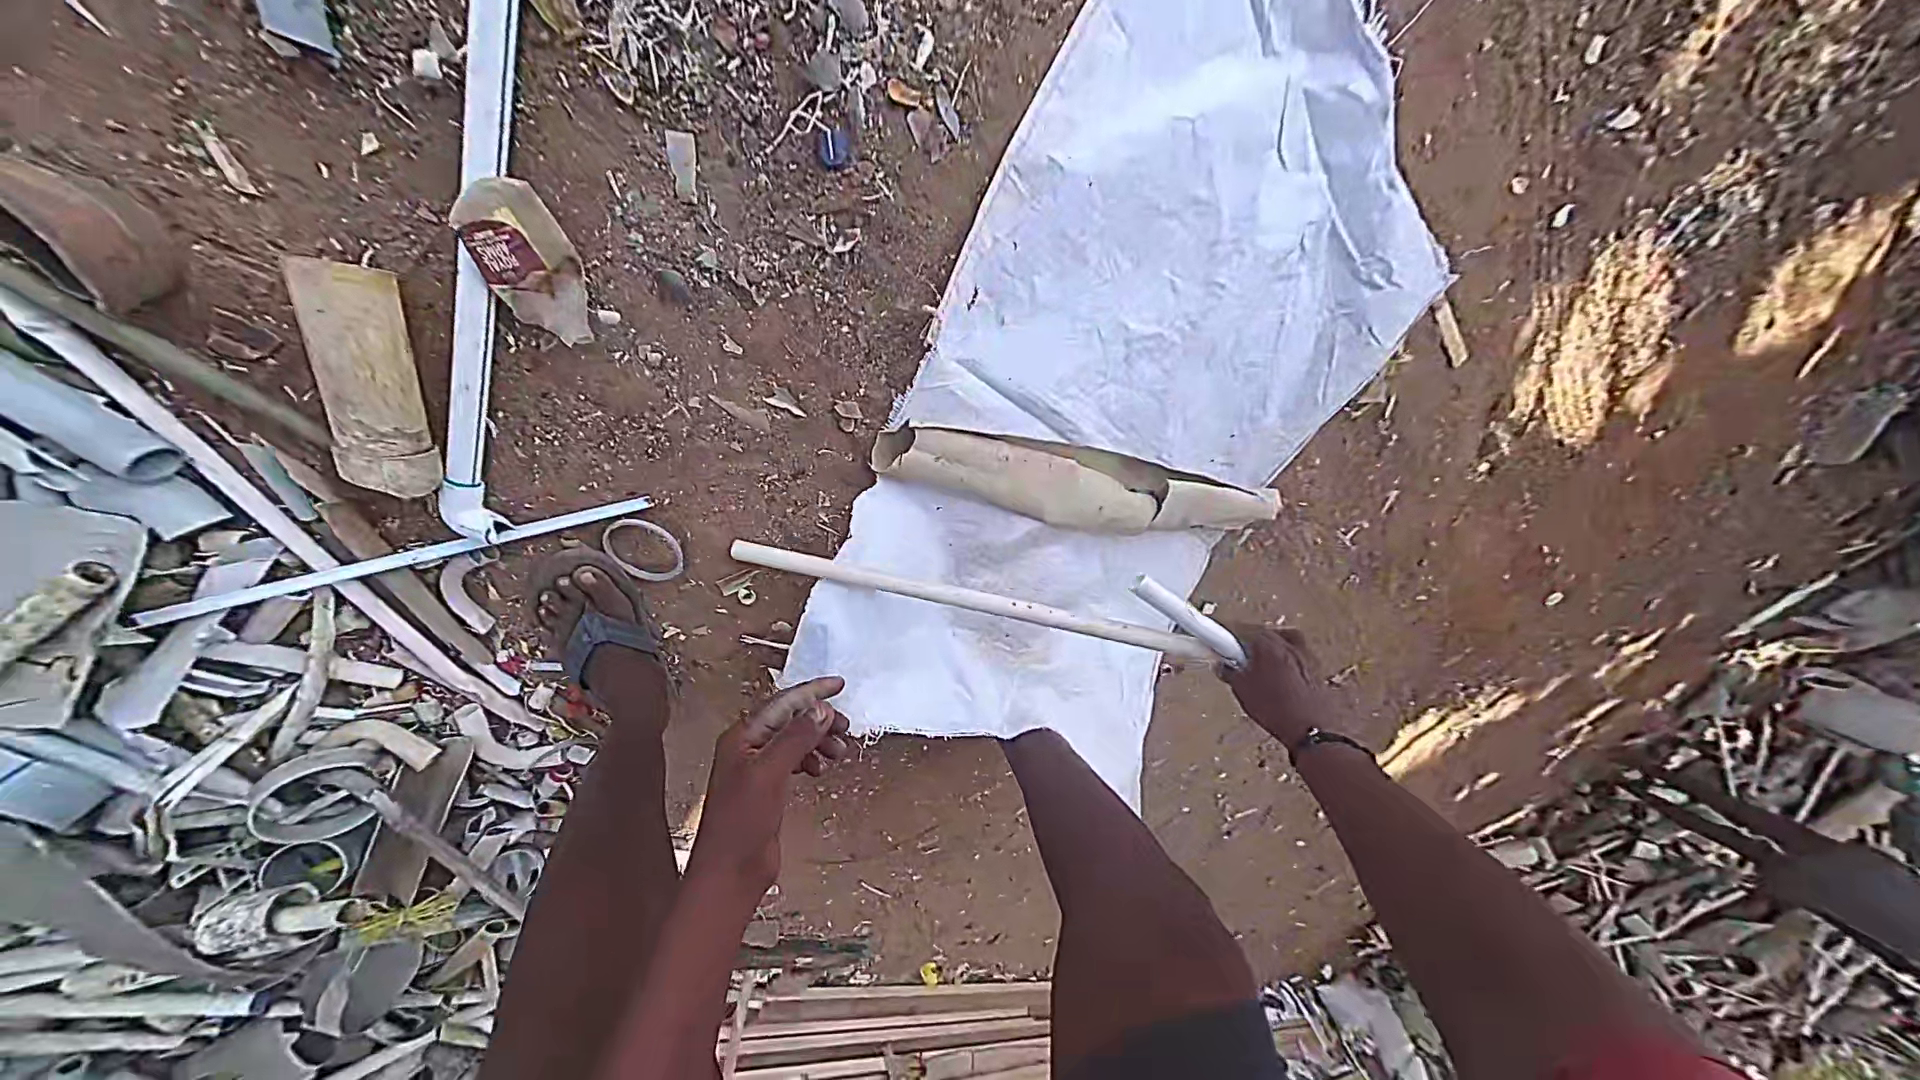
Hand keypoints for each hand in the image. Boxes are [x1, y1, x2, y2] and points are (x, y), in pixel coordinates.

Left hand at [686, 677, 852, 897]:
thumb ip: (795, 739)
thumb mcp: (770, 774)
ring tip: (839, 752)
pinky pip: (794, 760)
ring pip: (794, 740)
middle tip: (845, 728)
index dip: (812, 692)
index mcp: (742, 737)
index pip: (783, 703)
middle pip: (790, 719)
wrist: (729, 874)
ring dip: (818, 740)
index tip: (839, 685)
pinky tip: (819, 769)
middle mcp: (748, 747)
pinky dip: (810, 758)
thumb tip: (821, 709)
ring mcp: (757, 768)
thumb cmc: (741, 823)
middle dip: (819, 719)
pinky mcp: (767, 788)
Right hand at [1222, 627, 1346, 747]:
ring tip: (1259, 665)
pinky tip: (1278, 677)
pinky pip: (1295, 656)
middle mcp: (1287, 644)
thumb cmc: (1274, 707)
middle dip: (1248, 641)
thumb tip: (1222, 666)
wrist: (1310, 730)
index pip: (1241, 629)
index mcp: (1266, 644)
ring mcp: (1305, 656)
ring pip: (1282, 641)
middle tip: (1237, 656)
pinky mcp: (1316, 670)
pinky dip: (1284, 660)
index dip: (1227, 635)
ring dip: (1269, 648)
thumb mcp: (1242, 690)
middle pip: (1263, 633)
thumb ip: (1229, 673)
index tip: (1219, 643)